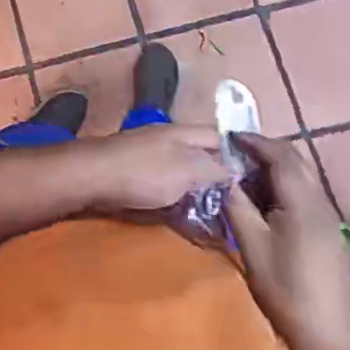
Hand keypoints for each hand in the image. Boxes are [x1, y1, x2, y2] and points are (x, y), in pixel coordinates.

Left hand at [78, 124, 229, 210]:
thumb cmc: (144, 172)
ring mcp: (151, 155)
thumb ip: (213, 167)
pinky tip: (185, 214)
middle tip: (238, 205)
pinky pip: (167, 184)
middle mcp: (169, 140)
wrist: (93, 177)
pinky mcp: (137, 173)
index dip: (238, 155)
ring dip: (198, 191)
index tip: (256, 179)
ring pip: (184, 172)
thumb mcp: (187, 169)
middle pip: (202, 155)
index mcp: (184, 133)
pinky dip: (178, 197)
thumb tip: (235, 168)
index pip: (219, 138)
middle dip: (219, 178)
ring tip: (217, 216)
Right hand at [226, 133, 349, 349]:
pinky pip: (307, 193)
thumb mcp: (251, 244)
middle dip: (265, 149)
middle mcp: (321, 202)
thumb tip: (222, 176)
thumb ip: (236, 203)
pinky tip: (267, 201)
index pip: (279, 155)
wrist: (328, 338)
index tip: (229, 137)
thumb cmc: (285, 289)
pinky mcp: (331, 233)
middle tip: (236, 152)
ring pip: (303, 176)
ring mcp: (330, 218)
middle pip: (295, 160)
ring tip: (246, 174)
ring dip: (276, 167)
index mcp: (303, 201)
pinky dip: (285, 184)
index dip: (254, 141)